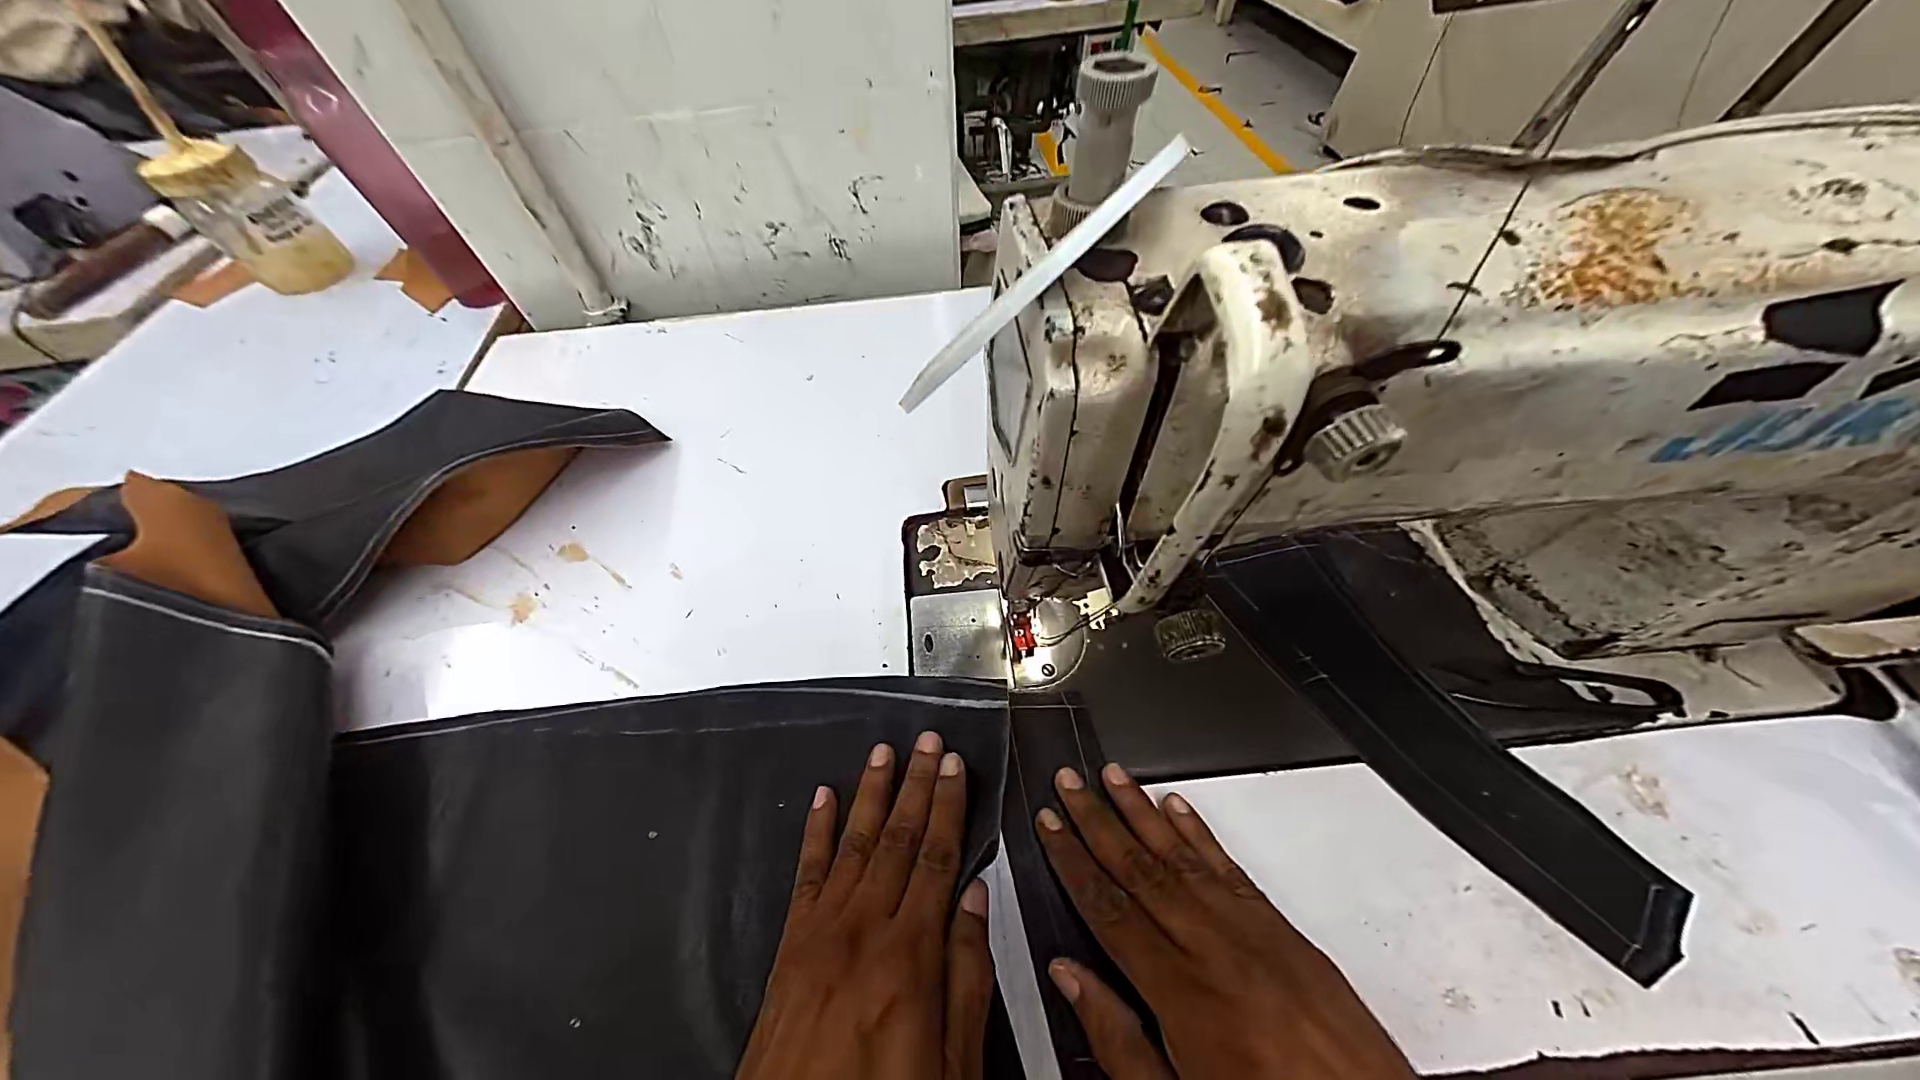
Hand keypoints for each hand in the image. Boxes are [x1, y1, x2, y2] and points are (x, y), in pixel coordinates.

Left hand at [736, 732, 995, 1079]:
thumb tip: (974, 899)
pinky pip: (807, 871)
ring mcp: (821, 932)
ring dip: (872, 792)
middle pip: (899, 838)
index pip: (936, 857)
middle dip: (917, 784)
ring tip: (884, 753)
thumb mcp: (952, 1064)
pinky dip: (817, 829)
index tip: (956, 768)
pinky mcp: (790, 945)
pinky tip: (824, 797)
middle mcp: (862, 930)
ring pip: (856, 842)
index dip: (949, 807)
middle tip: (928, 743)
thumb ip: (967, 974)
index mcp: (908, 956)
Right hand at [1036, 763, 1414, 1079]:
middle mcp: (1214, 949)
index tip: (1050, 825)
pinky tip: (1176, 806)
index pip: (1107, 905)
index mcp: (1183, 993)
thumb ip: (1116, 1038)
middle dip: (1095, 817)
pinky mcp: (1283, 928)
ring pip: (1180, 853)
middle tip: (1070, 782)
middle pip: (1138, 866)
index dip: (1070, 858)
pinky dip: (1198, 831)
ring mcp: (1252, 931)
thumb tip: (1070, 977)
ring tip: (1112, 776)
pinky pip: (1229, 866)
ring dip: (1140, 809)